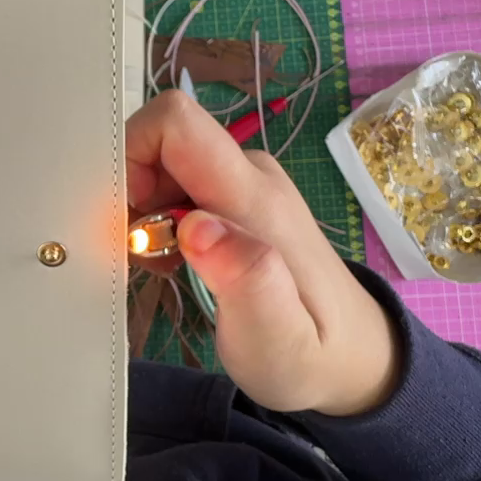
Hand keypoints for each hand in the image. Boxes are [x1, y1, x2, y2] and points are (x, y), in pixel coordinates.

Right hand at [128, 90, 399, 416]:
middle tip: (142, 255)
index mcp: (252, 198)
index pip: (175, 122)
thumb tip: (197, 225)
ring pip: (165, 163)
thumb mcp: (277, 340)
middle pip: (162, 141)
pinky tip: (176, 258)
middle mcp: (249, 175)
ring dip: (142, 209)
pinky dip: (157, 215)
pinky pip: (179, 181)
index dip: (131, 153)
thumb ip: (245, 280)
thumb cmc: (311, 357)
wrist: (355, 357)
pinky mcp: (239, 197)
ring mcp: (246, 183)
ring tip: (163, 265)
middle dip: (130, 192)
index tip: (126, 217)